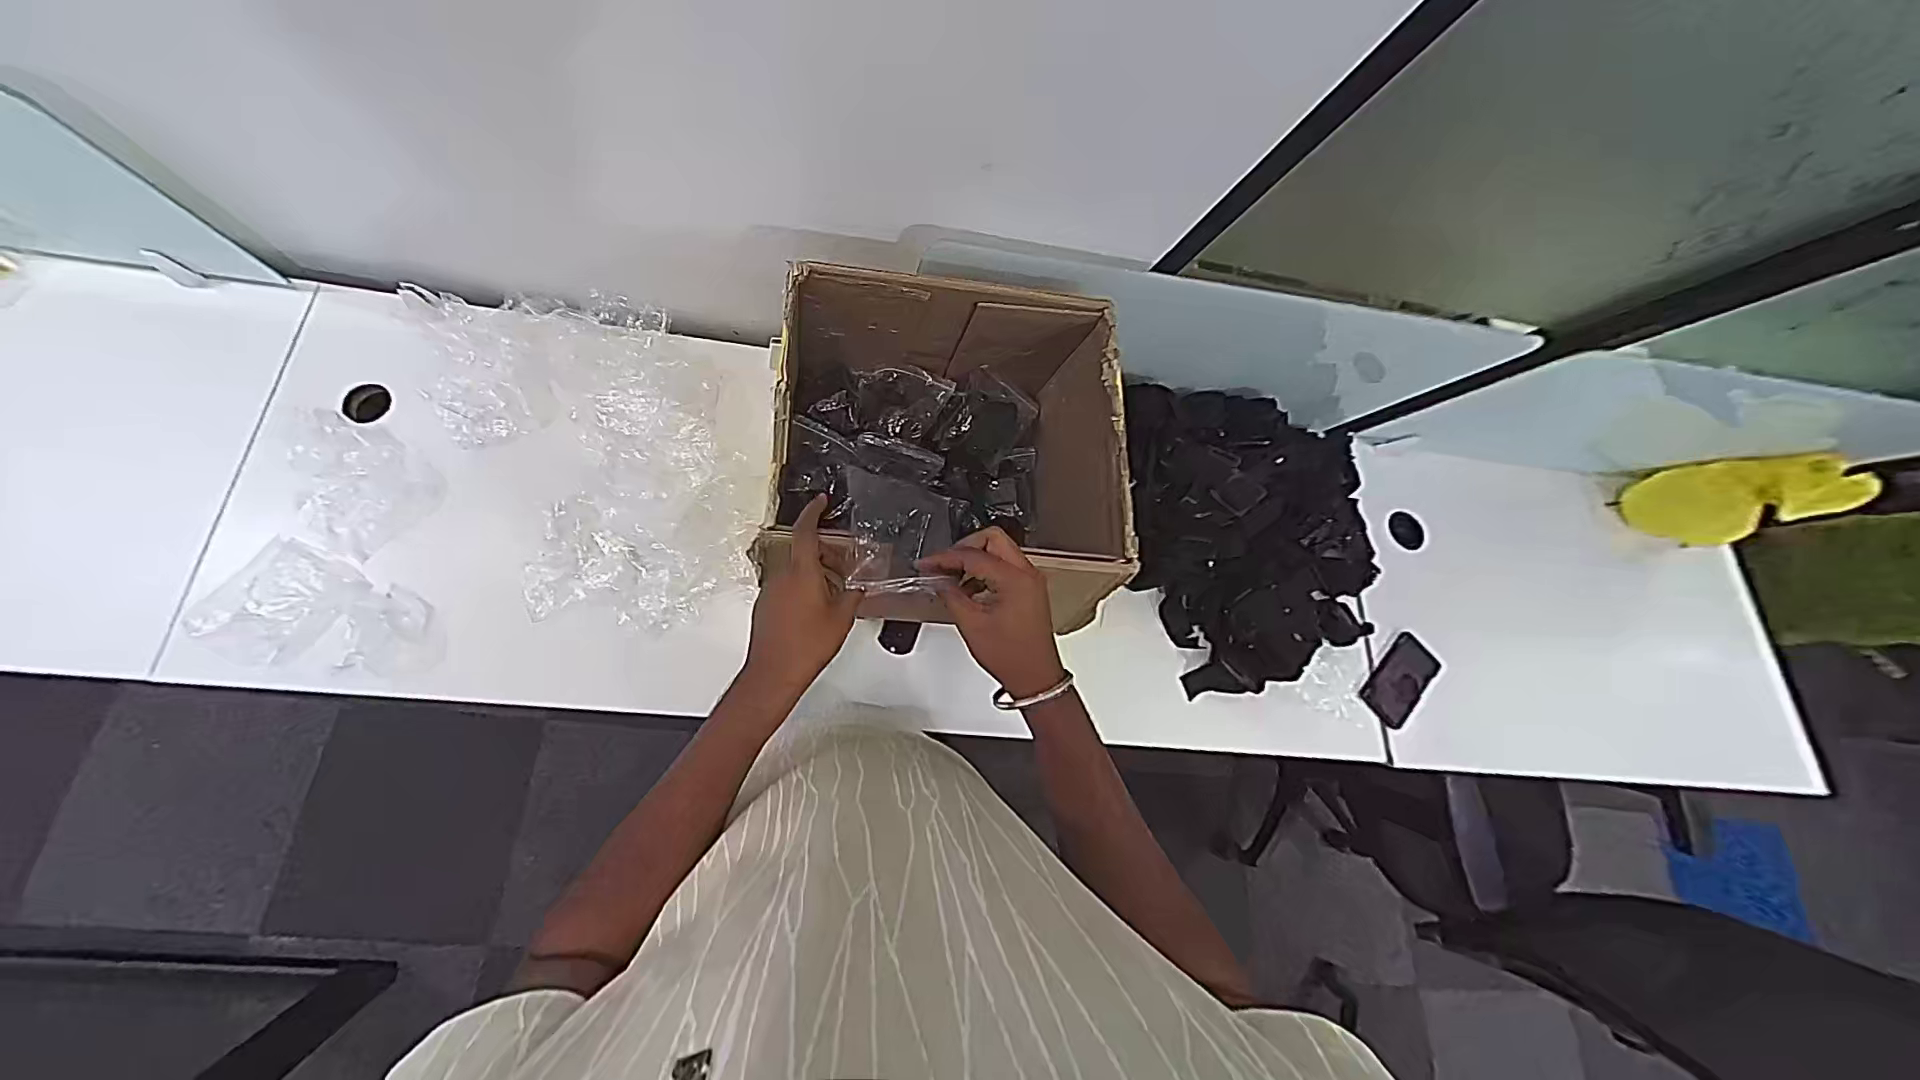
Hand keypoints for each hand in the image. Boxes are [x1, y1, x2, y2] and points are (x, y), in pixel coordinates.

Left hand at [746, 495, 860, 692]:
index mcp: (802, 573)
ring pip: (795, 570)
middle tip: (844, 567)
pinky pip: (786, 586)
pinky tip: (816, 608)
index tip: (820, 501)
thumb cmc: (806, 646)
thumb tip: (858, 587)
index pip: (806, 531)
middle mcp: (782, 577)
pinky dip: (802, 587)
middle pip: (804, 551)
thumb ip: (853, 595)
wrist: (774, 673)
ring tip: (833, 593)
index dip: (814, 512)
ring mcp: (770, 591)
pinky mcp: (765, 605)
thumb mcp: (842, 618)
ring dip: (815, 573)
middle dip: (825, 554)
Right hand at [918, 527, 1066, 697]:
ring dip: (974, 559)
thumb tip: (939, 581)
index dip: (946, 558)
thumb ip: (952, 596)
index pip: (973, 555)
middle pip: (992, 539)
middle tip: (943, 564)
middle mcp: (1027, 574)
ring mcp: (1030, 580)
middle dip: (964, 548)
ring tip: (953, 578)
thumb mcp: (972, 624)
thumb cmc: (1012, 656)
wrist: (1035, 677)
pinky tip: (969, 589)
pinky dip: (985, 571)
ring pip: (999, 550)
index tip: (928, 564)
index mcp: (1015, 579)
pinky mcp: (1029, 589)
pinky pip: (1005, 567)